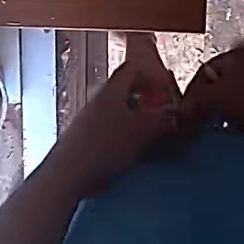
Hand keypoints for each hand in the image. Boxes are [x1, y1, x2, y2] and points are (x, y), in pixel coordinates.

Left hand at [41, 32, 193, 196]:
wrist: (68, 173)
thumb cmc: (106, 146)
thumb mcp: (140, 133)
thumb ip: (161, 122)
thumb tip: (175, 116)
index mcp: (112, 91)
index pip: (132, 69)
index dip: (151, 76)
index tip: (165, 91)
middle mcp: (98, 99)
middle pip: (125, 89)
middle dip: (145, 99)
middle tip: (159, 113)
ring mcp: (88, 118)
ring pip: (117, 109)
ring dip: (135, 117)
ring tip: (148, 134)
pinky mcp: (83, 137)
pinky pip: (108, 126)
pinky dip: (123, 132)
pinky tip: (130, 150)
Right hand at [182, 45, 243, 141]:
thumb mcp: (222, 96)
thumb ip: (196, 102)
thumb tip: (181, 112)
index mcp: (238, 54)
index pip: (203, 73)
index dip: (191, 96)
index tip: (185, 119)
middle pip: (219, 87)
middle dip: (210, 107)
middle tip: (202, 127)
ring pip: (235, 101)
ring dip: (227, 117)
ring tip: (224, 131)